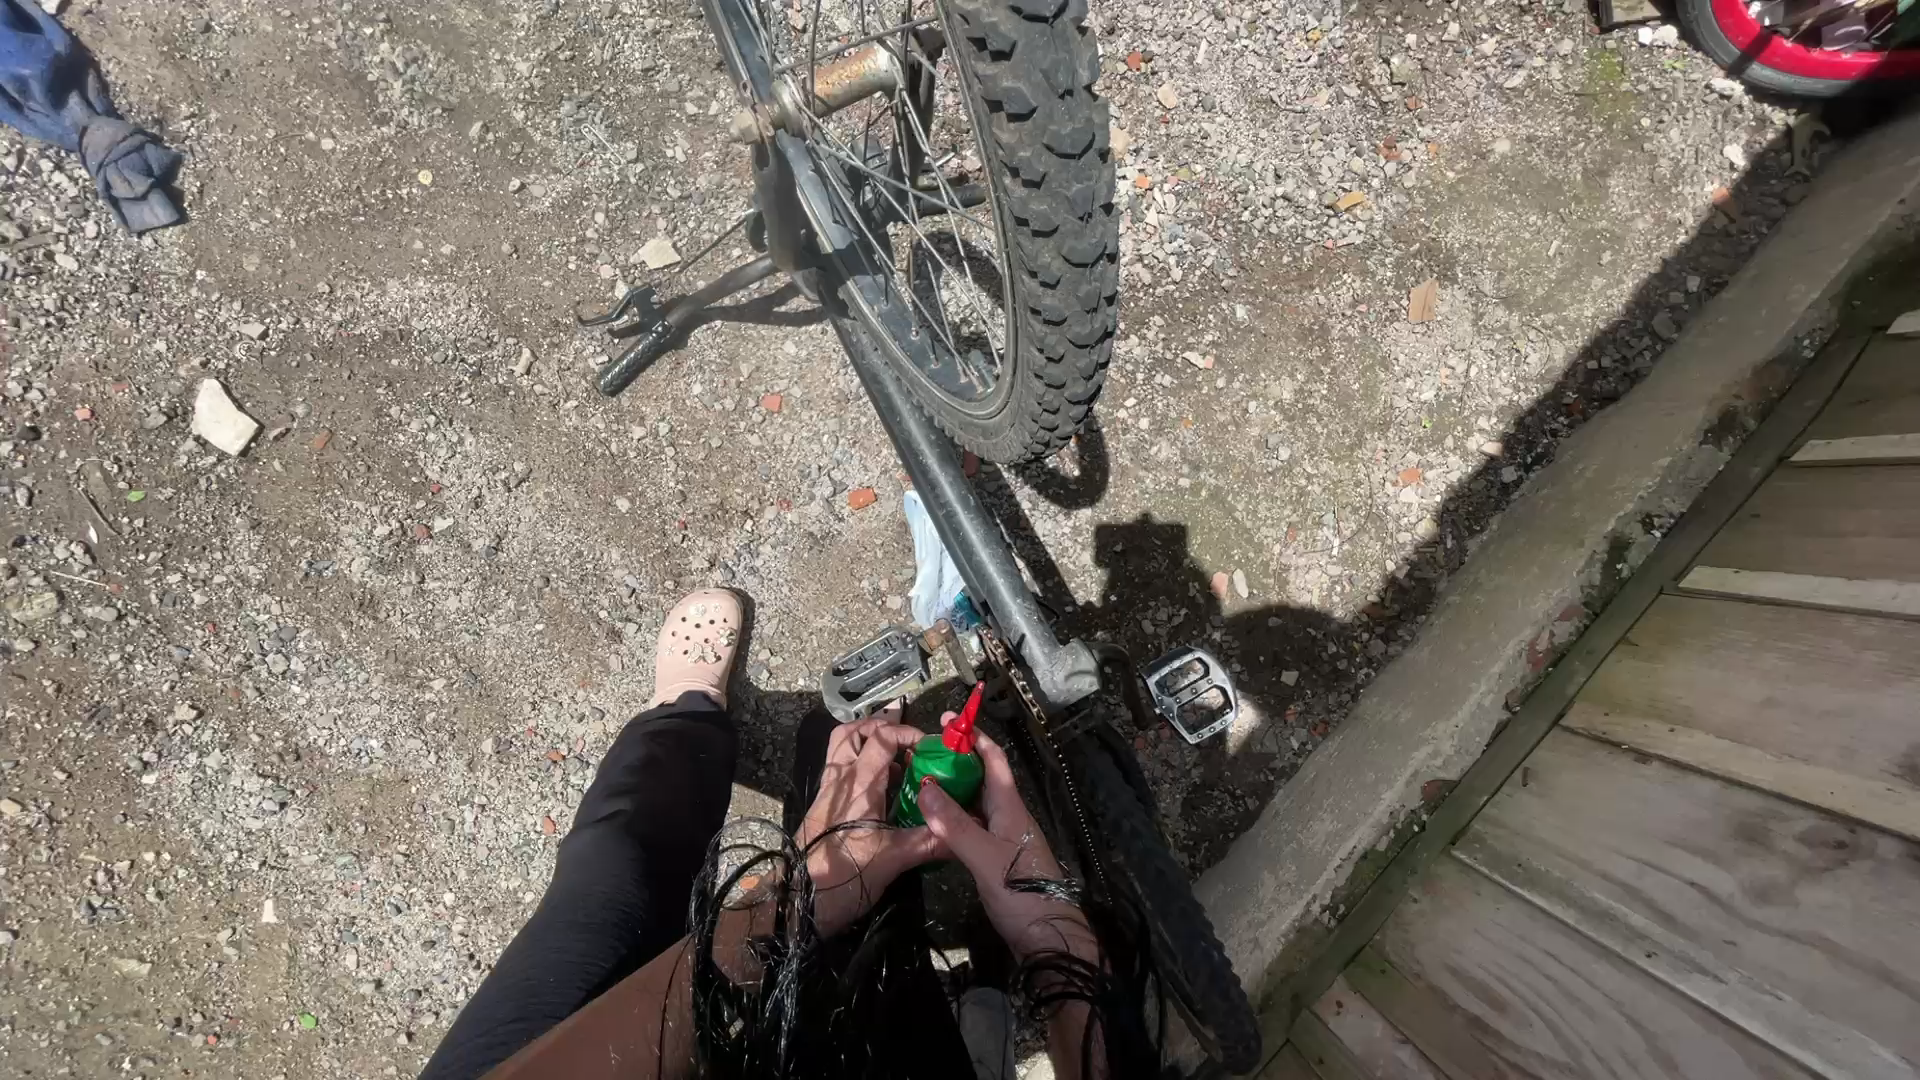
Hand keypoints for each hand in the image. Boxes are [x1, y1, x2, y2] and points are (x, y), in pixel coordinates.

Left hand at [793, 708, 947, 935]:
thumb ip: (928, 841)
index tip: (930, 747)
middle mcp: (840, 780)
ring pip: (843, 750)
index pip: (881, 737)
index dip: (907, 733)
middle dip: (880, 726)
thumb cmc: (843, 876)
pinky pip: (843, 772)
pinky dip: (862, 768)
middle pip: (852, 732)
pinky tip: (882, 789)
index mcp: (859, 782)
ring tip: (896, 759)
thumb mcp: (892, 860)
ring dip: (868, 743)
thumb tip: (964, 832)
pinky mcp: (824, 809)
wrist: (796, 905)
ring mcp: (829, 793)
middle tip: (905, 738)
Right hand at [916, 718, 1098, 965]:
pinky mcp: (996, 859)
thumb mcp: (984, 856)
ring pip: (974, 804)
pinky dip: (951, 822)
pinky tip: (930, 827)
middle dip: (954, 762)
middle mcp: (1007, 815)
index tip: (950, 719)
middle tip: (921, 755)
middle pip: (981, 778)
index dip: (973, 736)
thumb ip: (953, 824)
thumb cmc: (1023, 892)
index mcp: (1009, 805)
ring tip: (919, 785)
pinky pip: (971, 828)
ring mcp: (1003, 838)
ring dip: (950, 792)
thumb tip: (924, 785)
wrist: (1049, 941)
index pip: (994, 758)